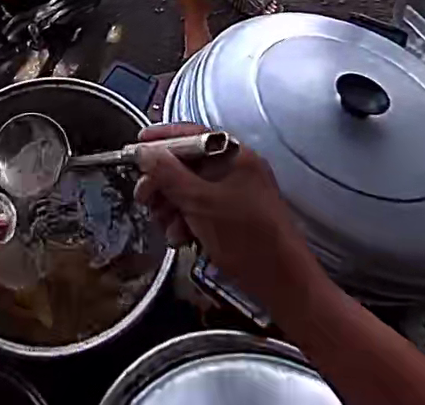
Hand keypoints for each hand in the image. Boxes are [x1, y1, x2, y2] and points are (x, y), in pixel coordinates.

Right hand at [133, 123, 319, 310]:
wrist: (288, 288)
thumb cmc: (246, 239)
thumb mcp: (200, 203)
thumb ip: (168, 174)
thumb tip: (144, 151)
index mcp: (234, 155)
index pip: (191, 134)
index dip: (161, 139)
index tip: (136, 145)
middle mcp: (237, 168)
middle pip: (188, 163)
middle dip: (162, 181)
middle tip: (143, 197)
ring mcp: (239, 193)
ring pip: (192, 188)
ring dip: (172, 204)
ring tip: (162, 224)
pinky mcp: (237, 216)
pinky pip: (204, 207)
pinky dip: (187, 218)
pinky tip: (179, 237)